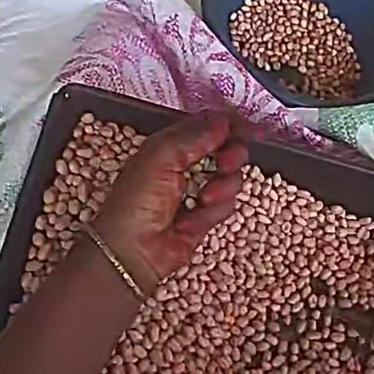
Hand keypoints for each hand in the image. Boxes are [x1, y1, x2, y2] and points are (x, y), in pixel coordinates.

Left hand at [94, 114, 247, 289]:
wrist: (132, 251)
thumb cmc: (136, 202)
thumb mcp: (159, 158)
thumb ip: (193, 137)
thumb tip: (223, 122)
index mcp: (171, 145)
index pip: (207, 125)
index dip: (227, 125)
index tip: (240, 129)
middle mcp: (187, 165)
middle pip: (227, 150)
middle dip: (231, 156)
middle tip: (226, 164)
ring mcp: (198, 191)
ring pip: (231, 180)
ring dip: (221, 189)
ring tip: (202, 200)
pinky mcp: (206, 217)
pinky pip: (226, 207)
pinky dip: (210, 215)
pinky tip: (189, 223)